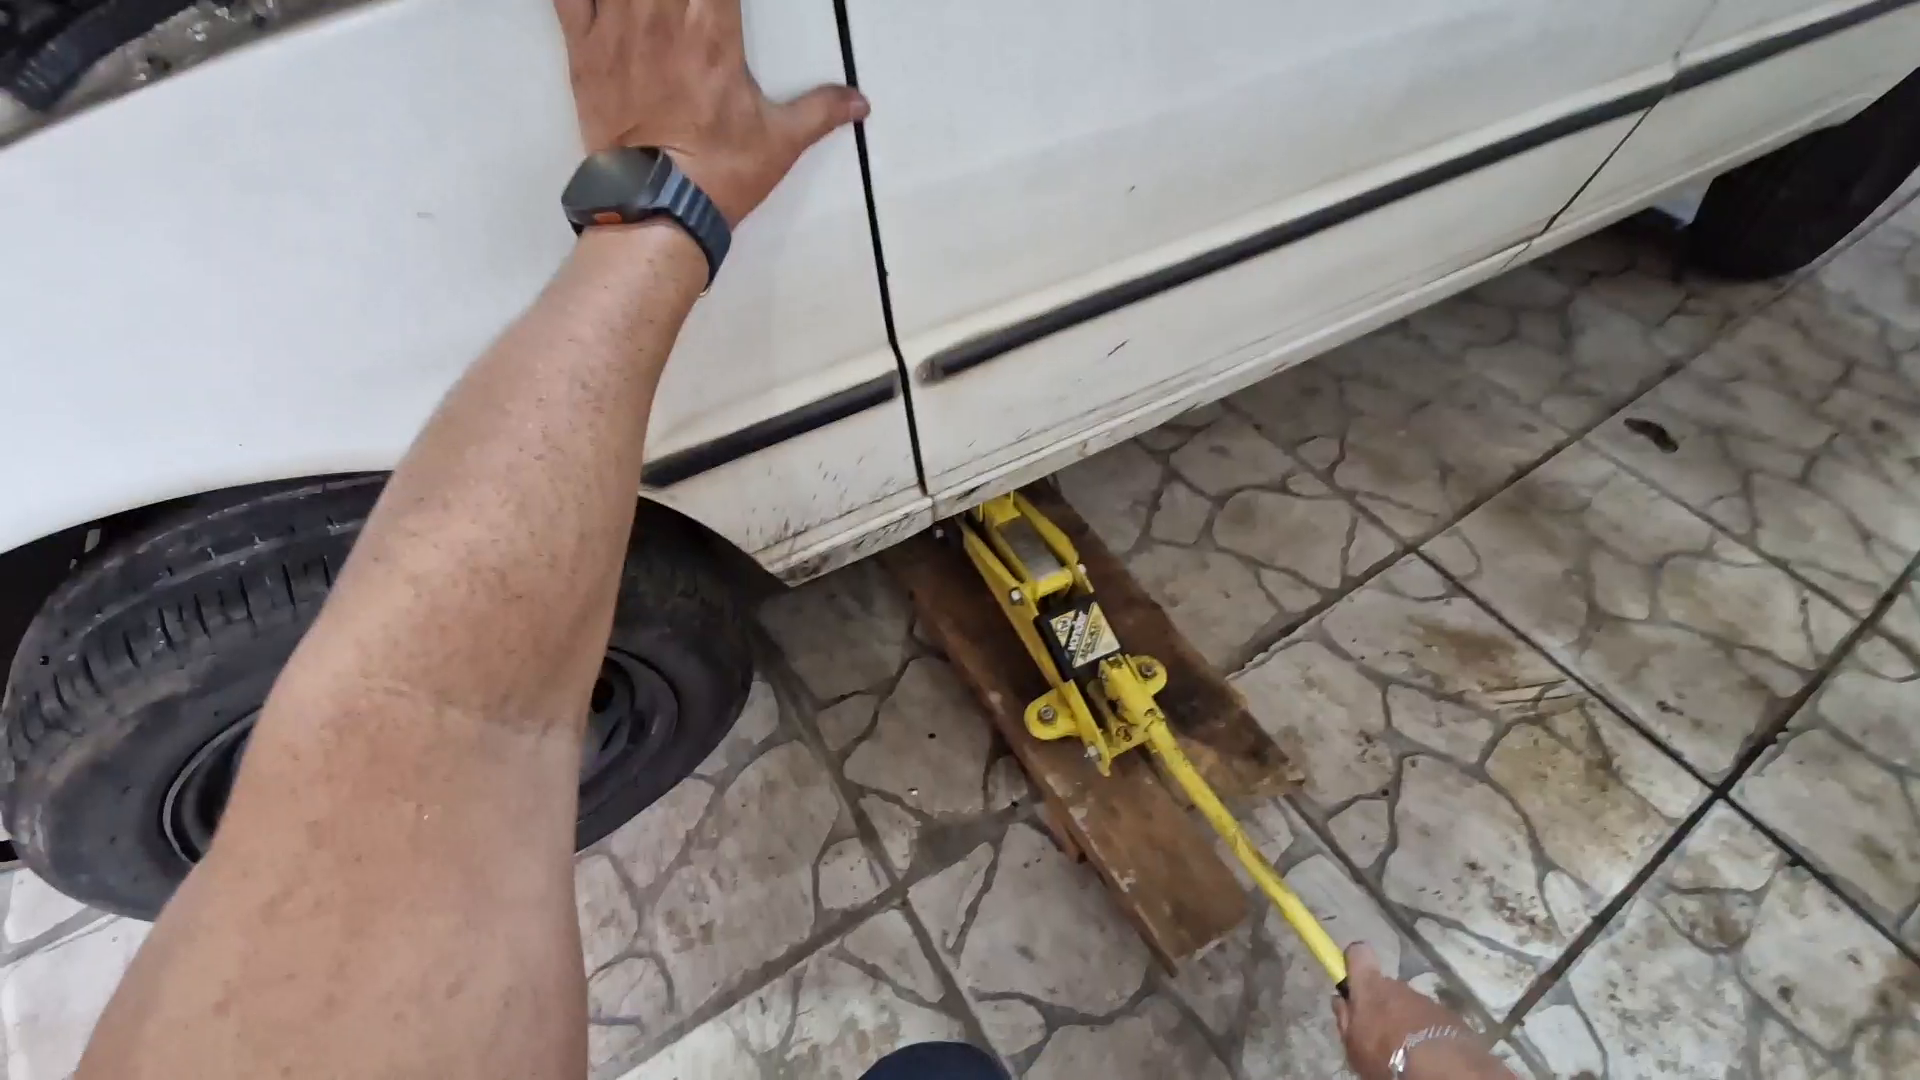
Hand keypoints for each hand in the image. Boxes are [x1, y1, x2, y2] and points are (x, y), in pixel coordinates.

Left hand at [553, 0, 869, 225]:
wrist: (660, 208)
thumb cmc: (723, 174)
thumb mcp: (781, 143)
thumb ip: (821, 111)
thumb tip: (861, 102)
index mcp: (713, 29)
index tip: (723, 3)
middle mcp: (662, 13)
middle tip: (690, 7)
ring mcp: (616, 25)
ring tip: (655, 5)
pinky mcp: (581, 46)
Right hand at [1333, 944, 1490, 1079]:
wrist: (1443, 1071)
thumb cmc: (1386, 1054)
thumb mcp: (1353, 1044)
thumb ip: (1345, 1019)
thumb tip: (1340, 1000)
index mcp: (1369, 985)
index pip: (1358, 953)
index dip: (1354, 962)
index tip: (1352, 978)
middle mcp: (1397, 985)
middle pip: (1385, 986)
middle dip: (1383, 1004)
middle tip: (1381, 1031)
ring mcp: (1426, 1000)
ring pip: (1409, 1005)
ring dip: (1406, 1020)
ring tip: (1406, 1048)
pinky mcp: (1451, 1018)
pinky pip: (1431, 1020)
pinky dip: (1427, 1033)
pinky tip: (1426, 1054)